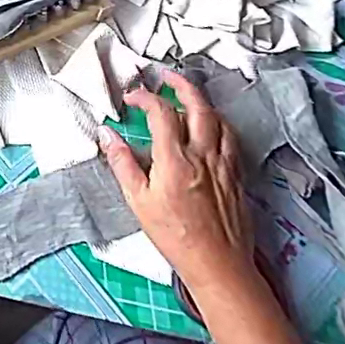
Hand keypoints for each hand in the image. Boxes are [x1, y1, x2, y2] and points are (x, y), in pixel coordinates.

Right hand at [97, 68, 256, 294]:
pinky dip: (218, 124)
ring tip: (187, 98)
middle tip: (166, 77)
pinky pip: (230, 138)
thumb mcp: (138, 200)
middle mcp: (203, 155)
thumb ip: (122, 163)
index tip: (133, 98)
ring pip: (218, 119)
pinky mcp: (236, 175)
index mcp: (175, 159)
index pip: (161, 111)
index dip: (145, 97)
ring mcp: (223, 163)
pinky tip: (211, 128)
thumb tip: (108, 135)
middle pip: (197, 104)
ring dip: (201, 102)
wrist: (218, 266)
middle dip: (180, 84)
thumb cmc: (176, 237)